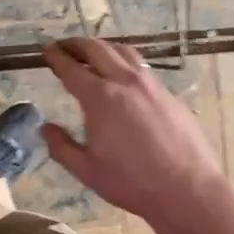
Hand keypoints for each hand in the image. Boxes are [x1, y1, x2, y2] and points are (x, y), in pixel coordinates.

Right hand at [40, 38, 227, 218]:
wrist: (188, 188)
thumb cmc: (132, 182)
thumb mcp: (88, 171)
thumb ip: (62, 147)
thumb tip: (45, 128)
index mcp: (100, 98)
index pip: (71, 68)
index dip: (56, 57)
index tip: (47, 50)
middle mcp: (124, 81)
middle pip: (97, 49)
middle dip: (77, 44)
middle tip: (64, 46)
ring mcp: (150, 83)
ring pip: (122, 51)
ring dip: (102, 47)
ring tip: (92, 53)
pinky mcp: (168, 92)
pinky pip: (141, 65)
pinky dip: (124, 59)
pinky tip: (123, 73)